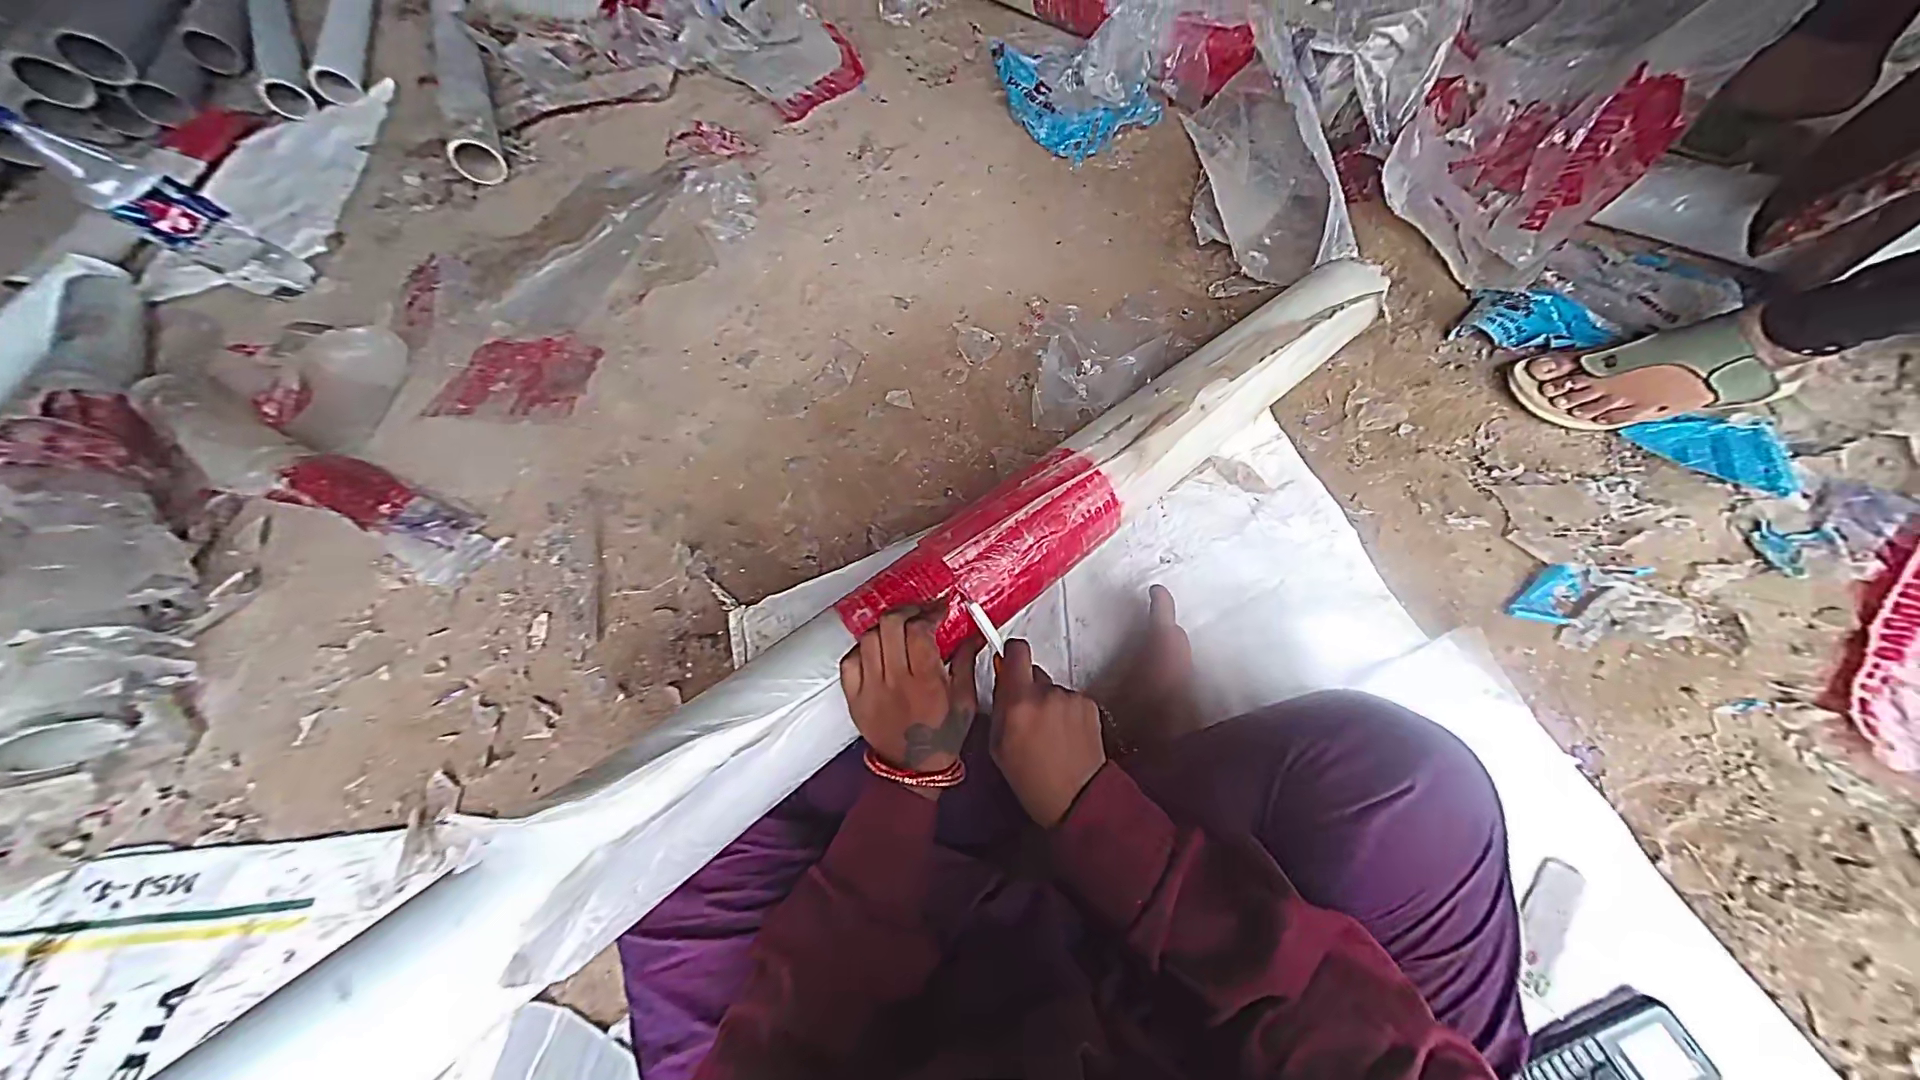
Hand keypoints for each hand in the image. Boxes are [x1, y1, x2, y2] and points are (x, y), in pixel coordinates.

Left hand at [839, 605, 984, 774]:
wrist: (916, 769)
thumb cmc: (943, 735)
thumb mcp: (966, 700)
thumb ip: (967, 663)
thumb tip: (973, 635)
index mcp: (926, 683)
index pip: (919, 631)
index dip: (929, 612)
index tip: (938, 610)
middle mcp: (896, 683)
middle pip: (890, 626)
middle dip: (906, 611)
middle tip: (918, 613)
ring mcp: (871, 690)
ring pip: (869, 638)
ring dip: (886, 628)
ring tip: (898, 630)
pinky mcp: (855, 699)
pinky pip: (849, 661)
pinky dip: (862, 649)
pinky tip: (877, 651)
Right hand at [990, 639, 1105, 827]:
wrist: (1076, 798)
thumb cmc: (1032, 779)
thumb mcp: (997, 744)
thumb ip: (998, 704)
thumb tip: (1001, 674)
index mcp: (1018, 702)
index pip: (1017, 651)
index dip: (1011, 653)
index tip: (1009, 660)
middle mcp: (1046, 694)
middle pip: (1034, 672)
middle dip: (1028, 687)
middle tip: (1027, 715)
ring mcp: (1070, 698)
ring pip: (1052, 688)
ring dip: (1048, 702)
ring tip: (1048, 733)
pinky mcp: (1088, 704)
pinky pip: (1070, 698)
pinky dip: (1066, 711)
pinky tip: (1064, 735)